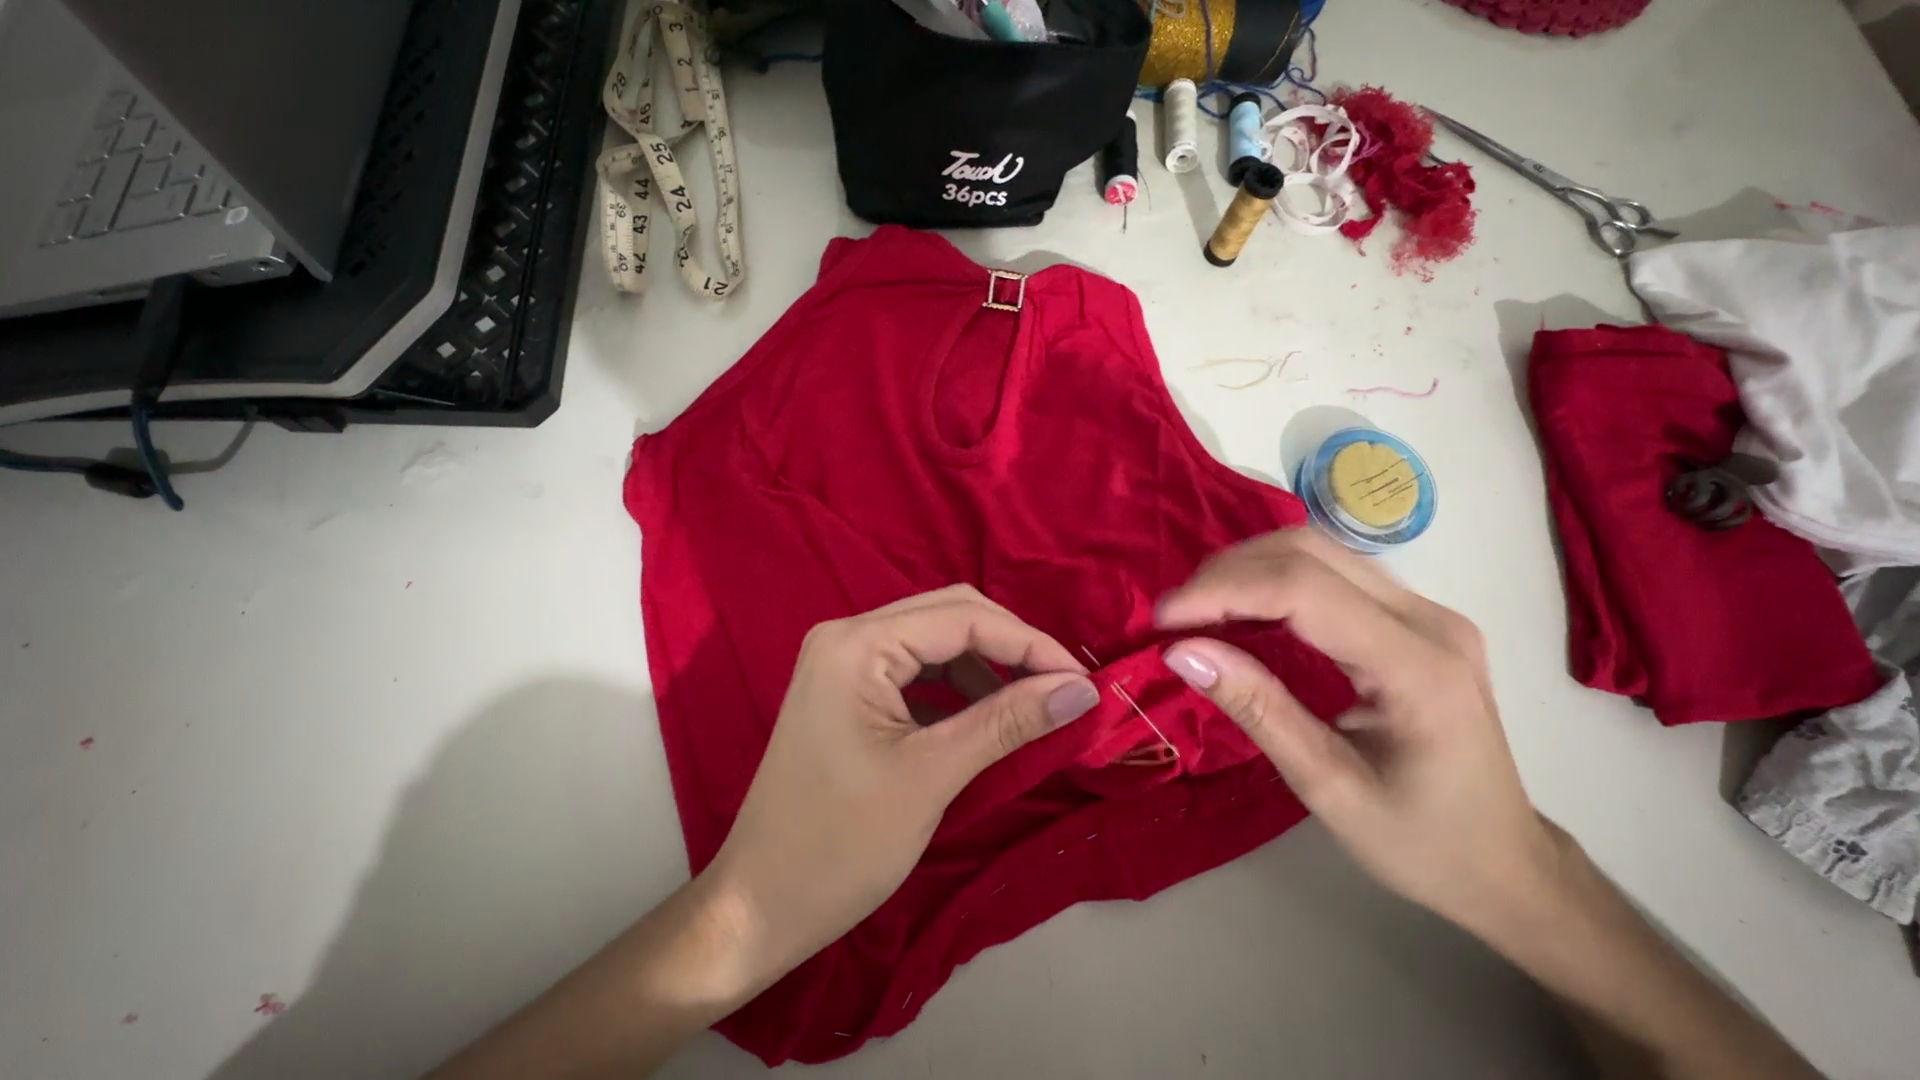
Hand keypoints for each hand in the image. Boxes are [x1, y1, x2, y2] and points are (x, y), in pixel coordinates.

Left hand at [702, 585, 1099, 989]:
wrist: (759, 905)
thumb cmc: (841, 843)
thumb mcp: (932, 776)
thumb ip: (1008, 722)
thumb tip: (1081, 690)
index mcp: (857, 645)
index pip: (963, 618)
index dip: (1030, 645)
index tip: (1084, 683)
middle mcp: (846, 637)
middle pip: (949, 616)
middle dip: (1011, 648)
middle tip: (1063, 691)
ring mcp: (841, 663)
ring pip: (934, 642)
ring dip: (987, 668)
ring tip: (1032, 708)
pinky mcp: (845, 693)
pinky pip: (914, 671)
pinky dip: (956, 689)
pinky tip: (986, 717)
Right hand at [1155, 529, 1564, 934]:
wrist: (1504, 864)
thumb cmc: (1420, 842)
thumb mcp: (1327, 787)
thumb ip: (1257, 710)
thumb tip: (1181, 652)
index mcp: (1417, 666)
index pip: (1305, 591)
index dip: (1224, 592)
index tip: (1163, 621)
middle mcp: (1431, 620)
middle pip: (1312, 553)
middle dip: (1229, 573)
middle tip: (1174, 616)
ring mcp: (1430, 614)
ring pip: (1323, 552)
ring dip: (1250, 570)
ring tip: (1199, 611)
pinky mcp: (1418, 620)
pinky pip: (1336, 574)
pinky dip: (1278, 581)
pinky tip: (1245, 611)